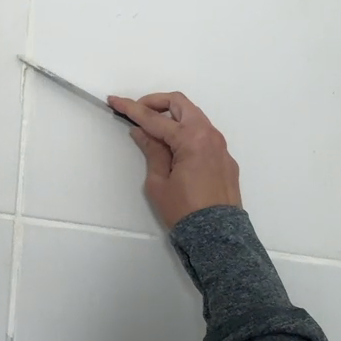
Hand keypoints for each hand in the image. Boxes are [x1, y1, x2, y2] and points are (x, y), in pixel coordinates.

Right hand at [108, 92, 241, 228]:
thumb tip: (142, 132)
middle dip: (155, 102)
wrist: (219, 239)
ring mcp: (221, 146)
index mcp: (191, 139)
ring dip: (173, 116)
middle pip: (180, 103)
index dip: (131, 108)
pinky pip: (204, 134)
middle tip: (138, 112)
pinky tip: (175, 148)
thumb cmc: (184, 211)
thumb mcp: (159, 182)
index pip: (155, 118)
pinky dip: (186, 131)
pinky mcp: (226, 159)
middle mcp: (209, 136)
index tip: (115, 101)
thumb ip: (152, 151)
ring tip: (154, 131)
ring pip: (194, 116)